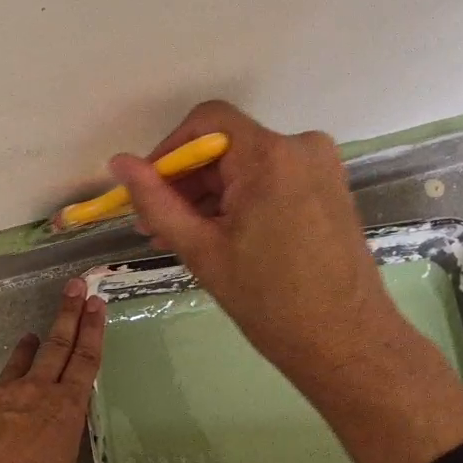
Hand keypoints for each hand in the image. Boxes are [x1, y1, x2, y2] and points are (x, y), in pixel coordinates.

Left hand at [0, 278, 105, 462]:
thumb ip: (58, 440)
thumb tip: (49, 432)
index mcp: (65, 409)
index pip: (85, 362)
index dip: (92, 331)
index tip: (96, 304)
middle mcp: (35, 393)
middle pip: (56, 347)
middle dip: (68, 315)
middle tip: (75, 287)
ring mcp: (0, 396)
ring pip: (16, 362)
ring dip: (24, 348)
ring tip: (28, 334)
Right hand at [108, 101, 462, 462]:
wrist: (344, 341)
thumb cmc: (268, 299)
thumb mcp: (200, 248)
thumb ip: (155, 201)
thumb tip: (118, 163)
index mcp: (270, 156)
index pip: (206, 121)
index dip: (167, 151)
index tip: (146, 191)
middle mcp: (302, 147)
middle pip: (225, 146)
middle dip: (185, 182)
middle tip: (156, 227)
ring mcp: (321, 167)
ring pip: (245, 167)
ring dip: (209, 197)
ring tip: (182, 241)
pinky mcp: (328, 189)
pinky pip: (270, 181)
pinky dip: (239, 202)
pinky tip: (219, 240)